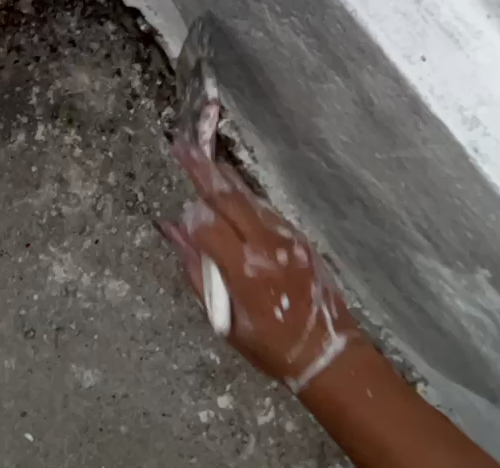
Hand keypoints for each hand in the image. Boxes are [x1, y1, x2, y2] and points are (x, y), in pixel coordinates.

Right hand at [159, 141, 357, 391]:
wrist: (328, 354)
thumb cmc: (269, 345)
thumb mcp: (223, 318)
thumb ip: (195, 270)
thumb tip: (171, 231)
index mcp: (246, 271)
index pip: (209, 225)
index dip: (192, 217)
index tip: (182, 214)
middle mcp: (267, 246)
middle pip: (229, 198)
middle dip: (203, 170)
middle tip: (182, 146)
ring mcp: (287, 238)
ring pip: (249, 198)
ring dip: (224, 178)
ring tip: (202, 157)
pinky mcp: (299, 237)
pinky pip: (265, 210)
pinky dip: (244, 197)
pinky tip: (231, 190)